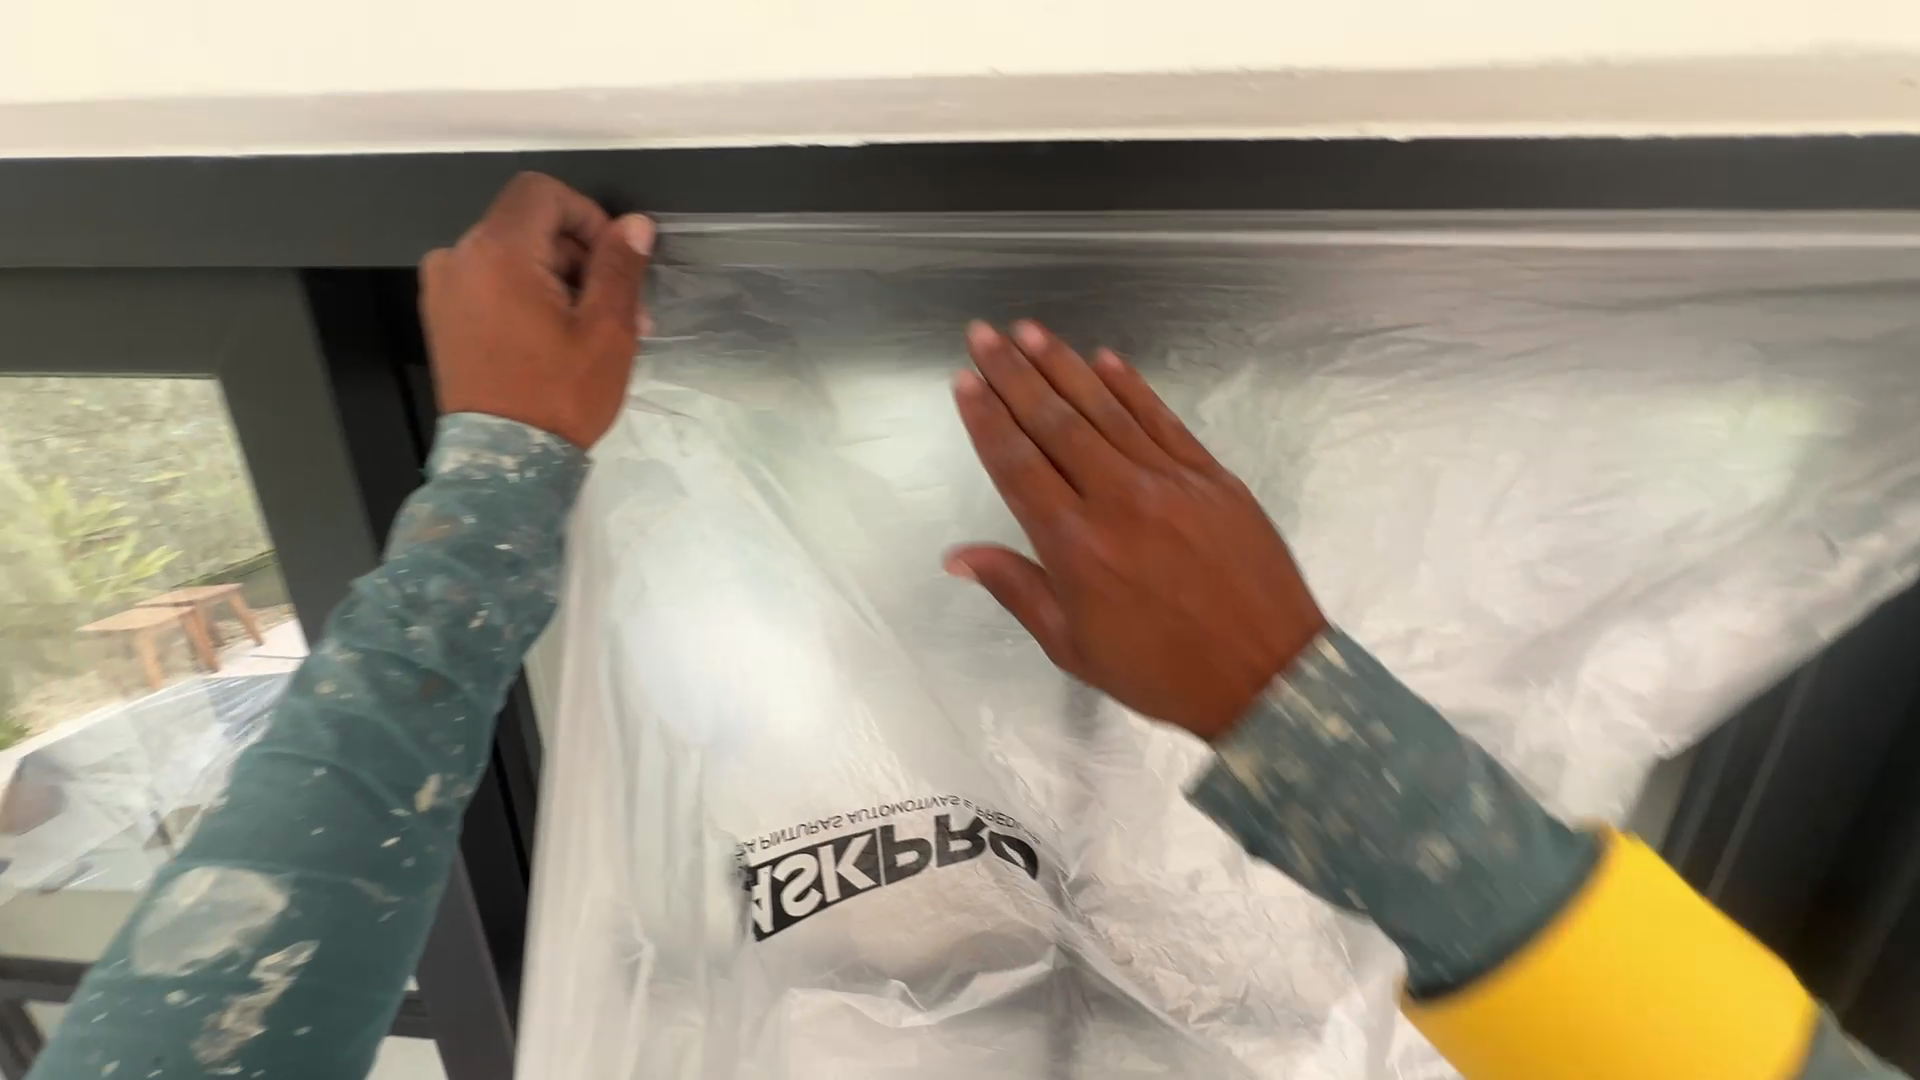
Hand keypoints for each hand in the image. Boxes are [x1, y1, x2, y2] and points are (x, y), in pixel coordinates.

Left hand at [419, 172, 653, 448]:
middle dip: (583, 261)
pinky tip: (559, 340)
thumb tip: (635, 224)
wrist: (508, 460)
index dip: (588, 216)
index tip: (616, 262)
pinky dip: (530, 298)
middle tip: (625, 314)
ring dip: (562, 284)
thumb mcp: (607, 330)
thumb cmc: (562, 394)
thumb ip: (619, 268)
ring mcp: (445, 288)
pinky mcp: (444, 316)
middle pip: (530, 228)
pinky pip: (494, 285)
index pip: (542, 193)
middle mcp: (458, 257)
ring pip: (515, 258)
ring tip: (597, 334)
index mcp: (497, 252)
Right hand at [947, 321, 1325, 740]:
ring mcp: (1168, 480)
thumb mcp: (1071, 646)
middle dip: (1012, 374)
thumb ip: (1015, 589)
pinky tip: (1104, 358)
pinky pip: (1161, 419)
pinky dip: (1130, 386)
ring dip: (1062, 365)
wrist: (1266, 675)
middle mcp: (1116, 498)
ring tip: (1029, 331)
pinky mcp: (1210, 475)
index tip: (964, 380)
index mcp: (1075, 544)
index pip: (1017, 464)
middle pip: (1054, 422)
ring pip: (1104, 409)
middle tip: (982, 335)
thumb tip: (957, 556)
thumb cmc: (1158, 672)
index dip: (986, 418)